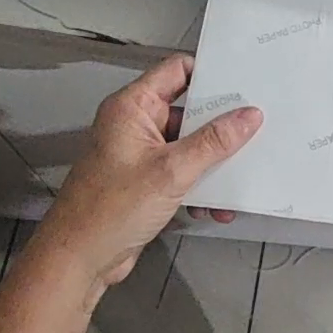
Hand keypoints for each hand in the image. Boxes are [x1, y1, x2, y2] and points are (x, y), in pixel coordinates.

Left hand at [27, 55, 260, 302]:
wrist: (77, 262)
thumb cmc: (110, 210)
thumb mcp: (172, 171)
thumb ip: (214, 141)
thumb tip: (249, 116)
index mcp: (133, 107)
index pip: (177, 70)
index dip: (210, 73)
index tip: (244, 82)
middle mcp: (135, 124)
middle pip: (189, 109)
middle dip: (221, 124)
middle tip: (255, 127)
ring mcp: (140, 153)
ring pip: (190, 143)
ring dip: (214, 162)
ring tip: (240, 175)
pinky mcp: (145, 180)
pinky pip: (183, 170)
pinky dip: (201, 184)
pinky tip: (217, 206)